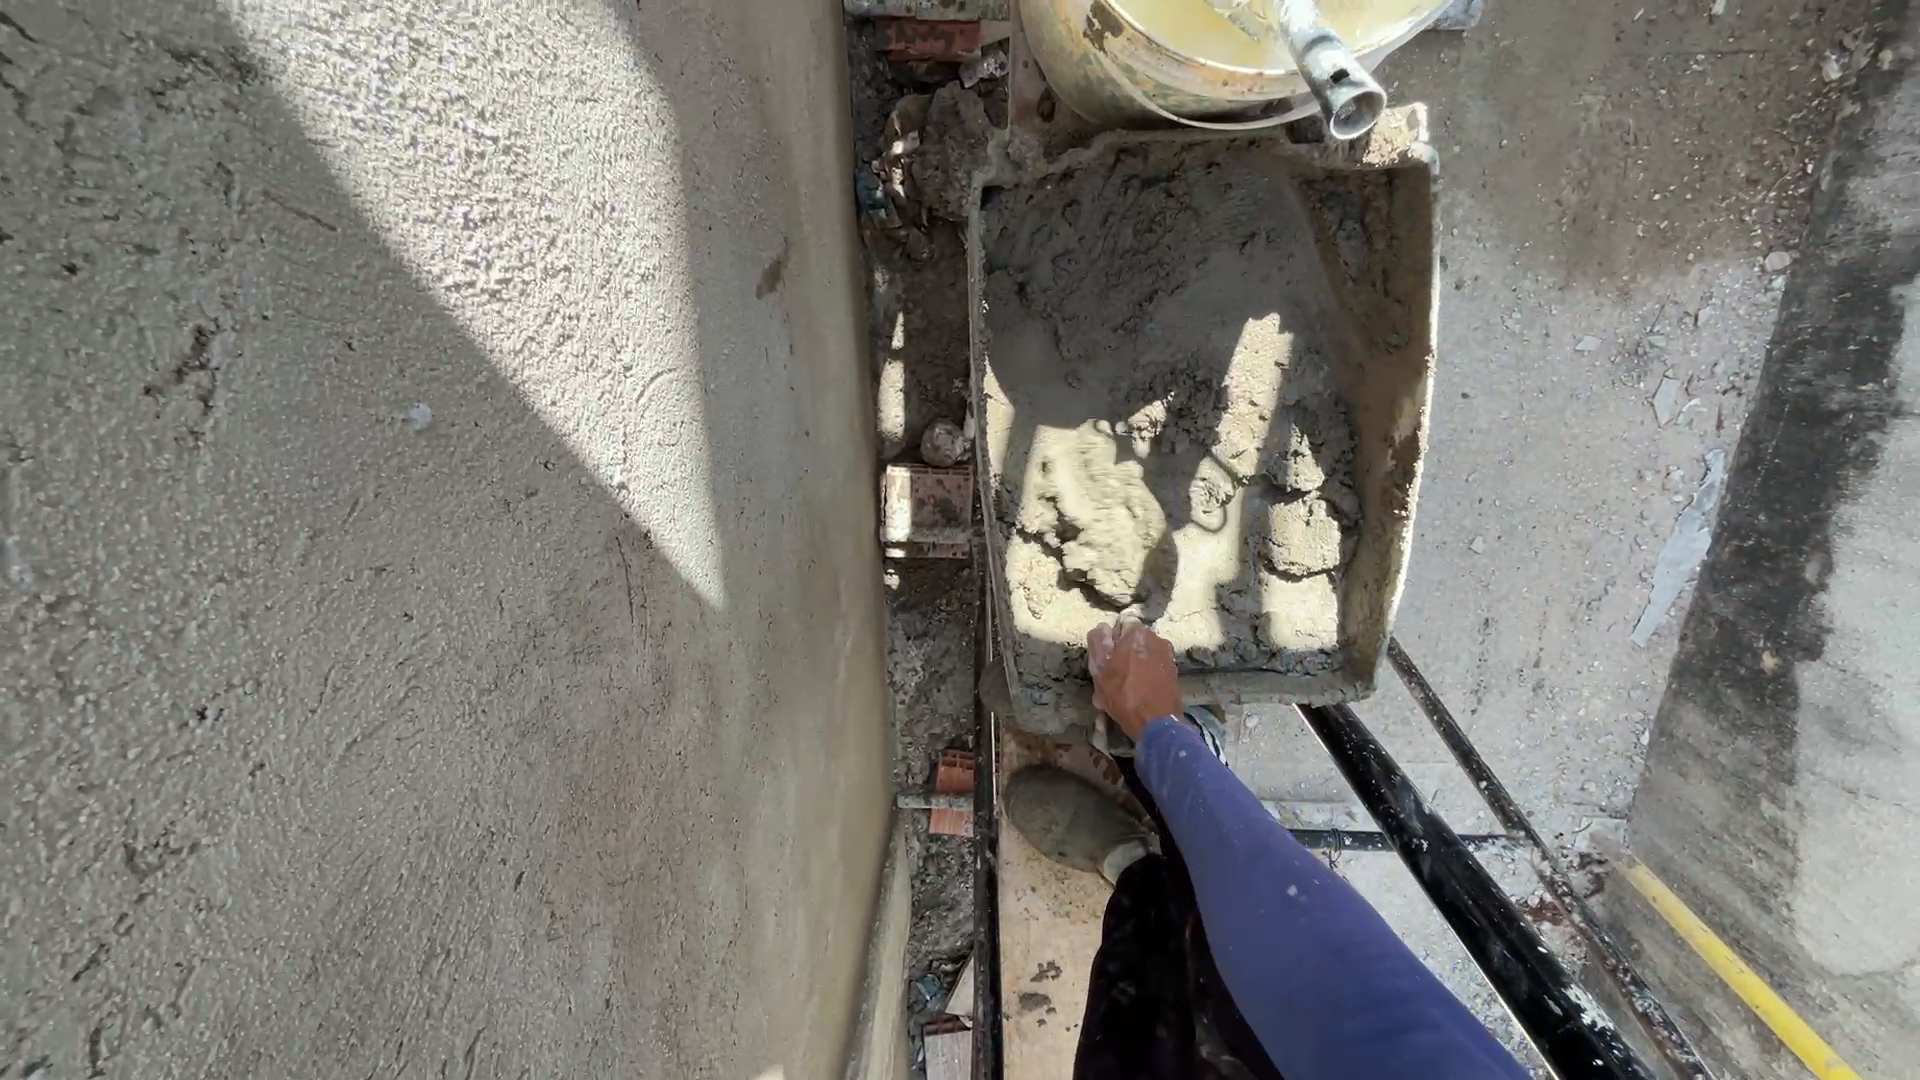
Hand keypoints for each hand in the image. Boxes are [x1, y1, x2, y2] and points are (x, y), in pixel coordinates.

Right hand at [1086, 617, 1182, 741]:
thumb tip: (1102, 628)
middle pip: (1132, 642)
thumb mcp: (1099, 668)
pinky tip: (1137, 694)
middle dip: (1122, 656)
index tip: (1105, 660)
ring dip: (1132, 668)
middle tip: (1111, 679)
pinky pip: (1153, 668)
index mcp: (1138, 632)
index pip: (1119, 625)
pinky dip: (1145, 677)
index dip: (1109, 642)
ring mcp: (1168, 656)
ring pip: (1142, 656)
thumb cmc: (1123, 694)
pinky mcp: (1174, 673)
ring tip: (1123, 691)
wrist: (1156, 724)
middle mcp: (1157, 638)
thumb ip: (1098, 641)